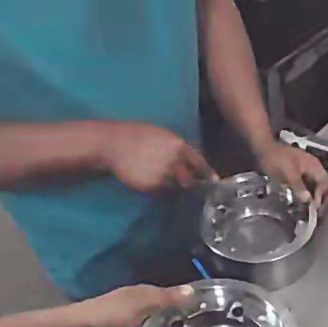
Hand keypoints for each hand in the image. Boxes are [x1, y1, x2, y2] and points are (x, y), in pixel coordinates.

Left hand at [67, 284, 194, 326]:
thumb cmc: (111, 314)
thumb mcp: (143, 304)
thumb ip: (167, 298)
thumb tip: (193, 289)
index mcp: (148, 293)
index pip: (177, 295)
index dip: (193, 301)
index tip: (216, 312)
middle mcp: (145, 305)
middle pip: (171, 311)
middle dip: (187, 319)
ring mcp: (138, 322)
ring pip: (163, 326)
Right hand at [100, 123, 214, 192]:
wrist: (112, 143)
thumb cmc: (135, 136)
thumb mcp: (161, 135)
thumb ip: (177, 148)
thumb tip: (189, 159)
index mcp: (179, 146)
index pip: (199, 162)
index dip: (207, 173)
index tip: (215, 181)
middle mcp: (175, 161)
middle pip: (191, 179)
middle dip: (191, 183)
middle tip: (186, 184)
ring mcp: (164, 174)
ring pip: (177, 187)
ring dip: (174, 186)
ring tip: (161, 178)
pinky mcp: (153, 185)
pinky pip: (162, 191)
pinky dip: (160, 189)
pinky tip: (150, 180)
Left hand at [256, 142, 327, 208]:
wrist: (264, 150)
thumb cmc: (277, 159)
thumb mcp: (288, 172)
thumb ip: (299, 186)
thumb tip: (308, 200)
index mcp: (314, 166)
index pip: (324, 183)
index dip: (321, 195)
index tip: (314, 206)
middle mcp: (313, 169)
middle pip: (324, 186)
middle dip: (322, 198)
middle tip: (317, 211)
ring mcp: (307, 173)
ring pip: (316, 188)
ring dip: (315, 199)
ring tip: (310, 211)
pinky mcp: (299, 177)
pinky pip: (307, 188)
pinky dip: (307, 196)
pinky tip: (303, 204)